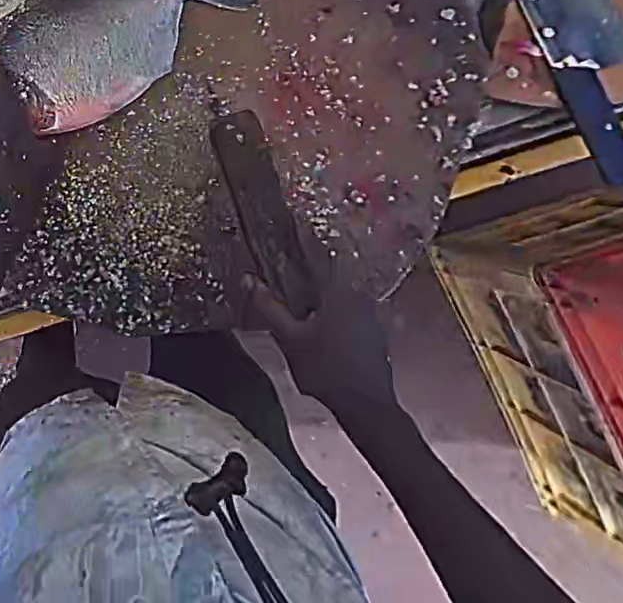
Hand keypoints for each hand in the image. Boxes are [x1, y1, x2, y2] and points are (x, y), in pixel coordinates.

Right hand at [242, 227, 397, 412]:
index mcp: (338, 293)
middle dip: (316, 256)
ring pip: (344, 286)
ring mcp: (370, 314)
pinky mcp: (374, 330)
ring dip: (326, 279)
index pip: (317, 255)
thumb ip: (270, 307)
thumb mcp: (291, 338)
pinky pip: (351, 302)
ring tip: (307, 278)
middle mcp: (358, 296)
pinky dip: (335, 298)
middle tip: (298, 247)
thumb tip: (248, 279)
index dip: (304, 236)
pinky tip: (323, 310)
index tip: (295, 216)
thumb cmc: (327, 369)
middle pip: (334, 268)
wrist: (368, 407)